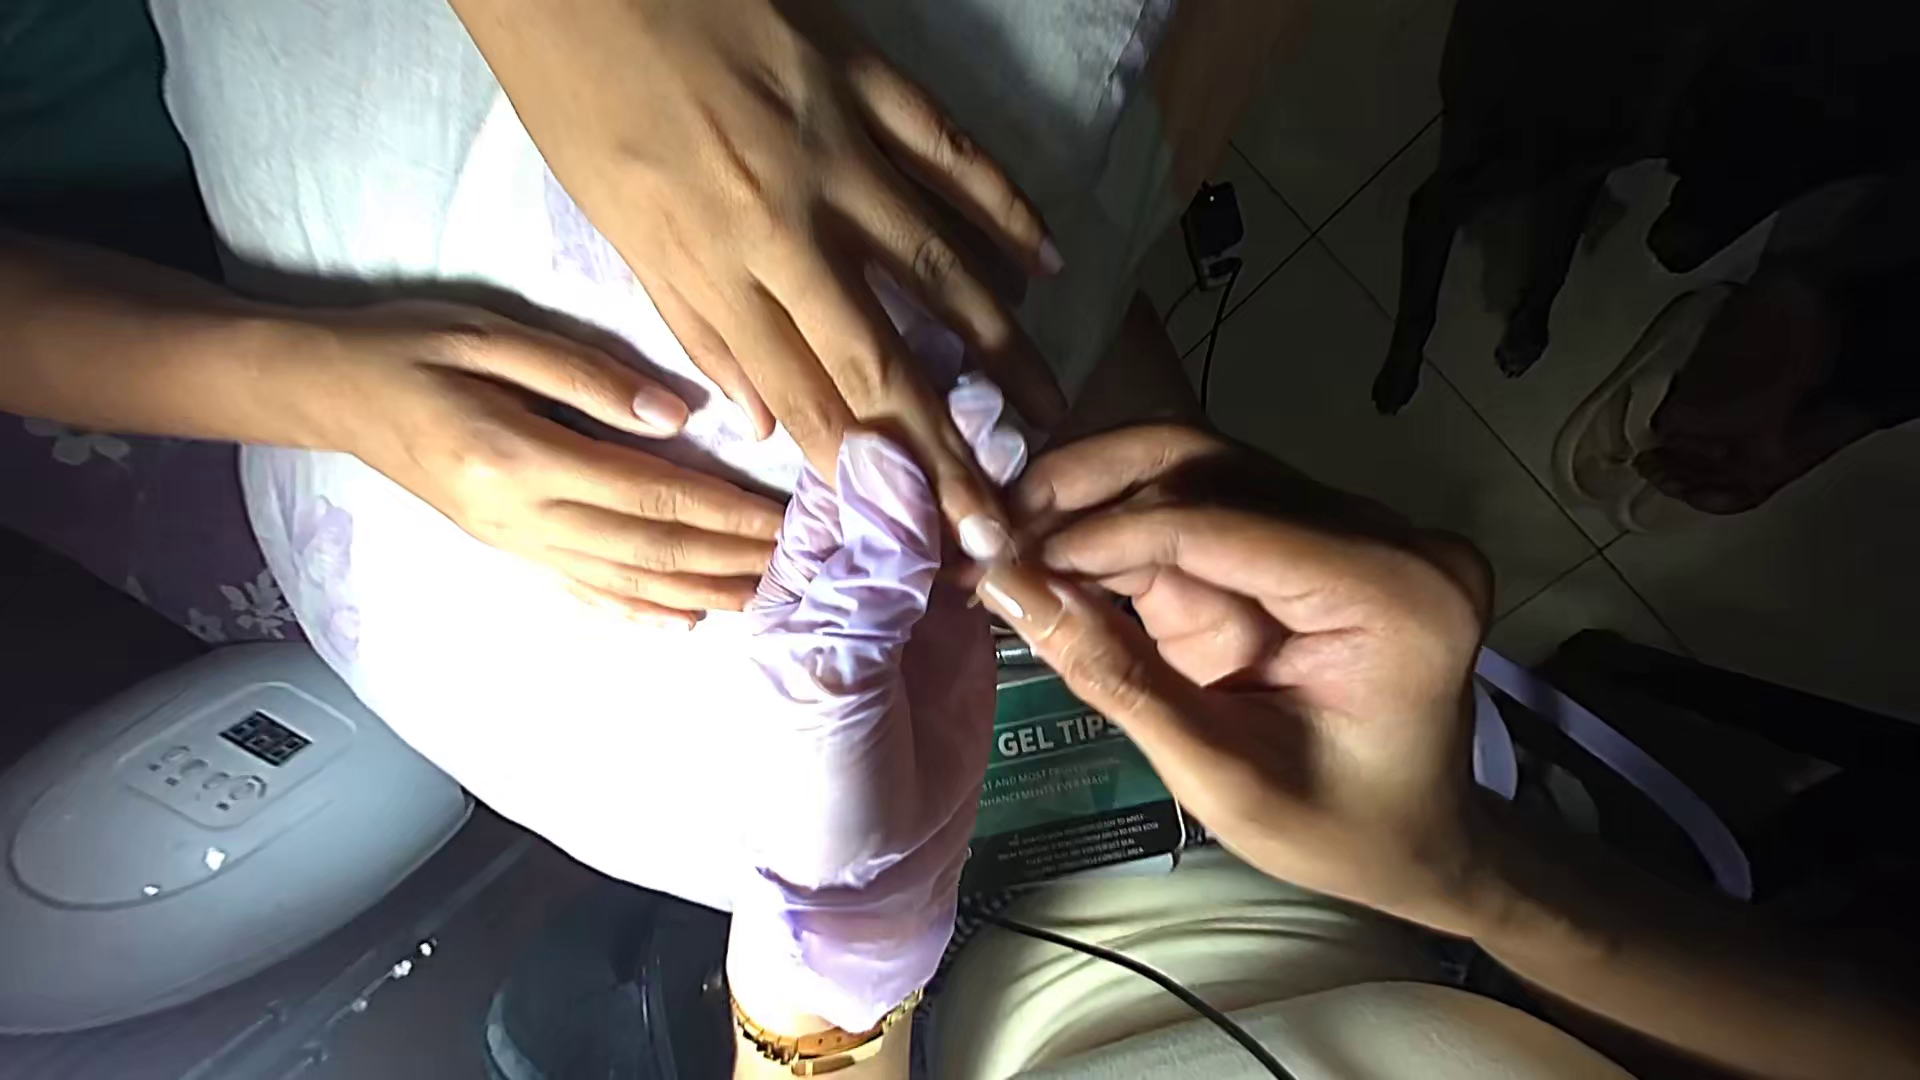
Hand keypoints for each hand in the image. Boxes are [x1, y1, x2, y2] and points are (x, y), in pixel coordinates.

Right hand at [304, 301, 783, 624]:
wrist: (323, 394)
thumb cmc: (411, 352)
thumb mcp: (494, 339)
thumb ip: (590, 378)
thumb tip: (677, 420)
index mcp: (526, 460)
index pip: (658, 495)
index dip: (730, 513)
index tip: (787, 522)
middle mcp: (529, 519)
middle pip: (657, 549)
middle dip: (735, 559)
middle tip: (797, 565)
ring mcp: (521, 547)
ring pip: (632, 582)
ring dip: (705, 592)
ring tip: (764, 599)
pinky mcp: (514, 556)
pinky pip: (586, 595)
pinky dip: (641, 613)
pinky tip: (684, 624)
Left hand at [454, 0, 1065, 557]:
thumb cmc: (585, 105)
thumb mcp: (624, 237)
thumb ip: (704, 336)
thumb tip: (766, 429)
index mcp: (717, 269)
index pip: (810, 401)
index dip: (866, 474)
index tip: (914, 529)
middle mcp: (788, 224)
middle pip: (882, 362)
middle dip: (943, 452)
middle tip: (993, 517)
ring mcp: (837, 150)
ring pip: (938, 269)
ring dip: (1000, 350)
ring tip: (1045, 410)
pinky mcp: (866, 82)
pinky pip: (953, 153)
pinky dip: (1005, 208)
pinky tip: (1047, 262)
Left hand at [729, 378, 1024, 1034]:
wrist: (879, 869)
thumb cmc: (823, 782)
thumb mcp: (830, 676)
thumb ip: (863, 572)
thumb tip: (882, 450)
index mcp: (804, 570)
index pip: (843, 473)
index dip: (886, 421)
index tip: (931, 368)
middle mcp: (860, 566)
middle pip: (906, 485)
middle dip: (946, 443)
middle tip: (995, 395)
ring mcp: (918, 590)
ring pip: (953, 517)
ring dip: (984, 480)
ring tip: (1024, 431)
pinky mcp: (967, 620)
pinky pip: (991, 562)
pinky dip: (1012, 533)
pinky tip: (1038, 496)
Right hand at [982, 425, 1495, 932]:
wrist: (1409, 834)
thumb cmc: (1337, 828)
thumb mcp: (1221, 777)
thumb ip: (1116, 679)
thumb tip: (1013, 590)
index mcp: (1390, 592)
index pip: (1219, 521)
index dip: (1104, 532)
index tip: (1011, 555)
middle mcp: (1368, 532)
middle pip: (1202, 461)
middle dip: (1086, 482)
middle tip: (999, 518)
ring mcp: (1327, 526)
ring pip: (1182, 467)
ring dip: (1086, 496)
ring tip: (1008, 532)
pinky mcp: (1279, 539)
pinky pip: (1179, 509)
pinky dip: (1105, 529)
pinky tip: (1048, 550)